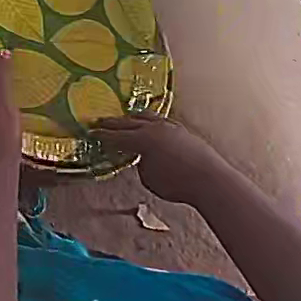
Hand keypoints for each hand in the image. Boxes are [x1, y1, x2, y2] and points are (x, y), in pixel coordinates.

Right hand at [92, 114, 234, 205]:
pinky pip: (160, 121)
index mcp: (142, 140)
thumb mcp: (149, 178)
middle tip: (100, 121)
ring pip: (146, 117)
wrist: (209, 179)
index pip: (117, 136)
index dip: (103, 135)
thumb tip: (141, 157)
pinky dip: (150, 121)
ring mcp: (170, 127)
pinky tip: (150, 124)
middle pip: (129, 122)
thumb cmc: (176, 183)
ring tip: (125, 118)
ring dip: (133, 118)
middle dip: (113, 123)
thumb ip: (141, 164)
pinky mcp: (182, 131)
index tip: (91, 132)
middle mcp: (155, 129)